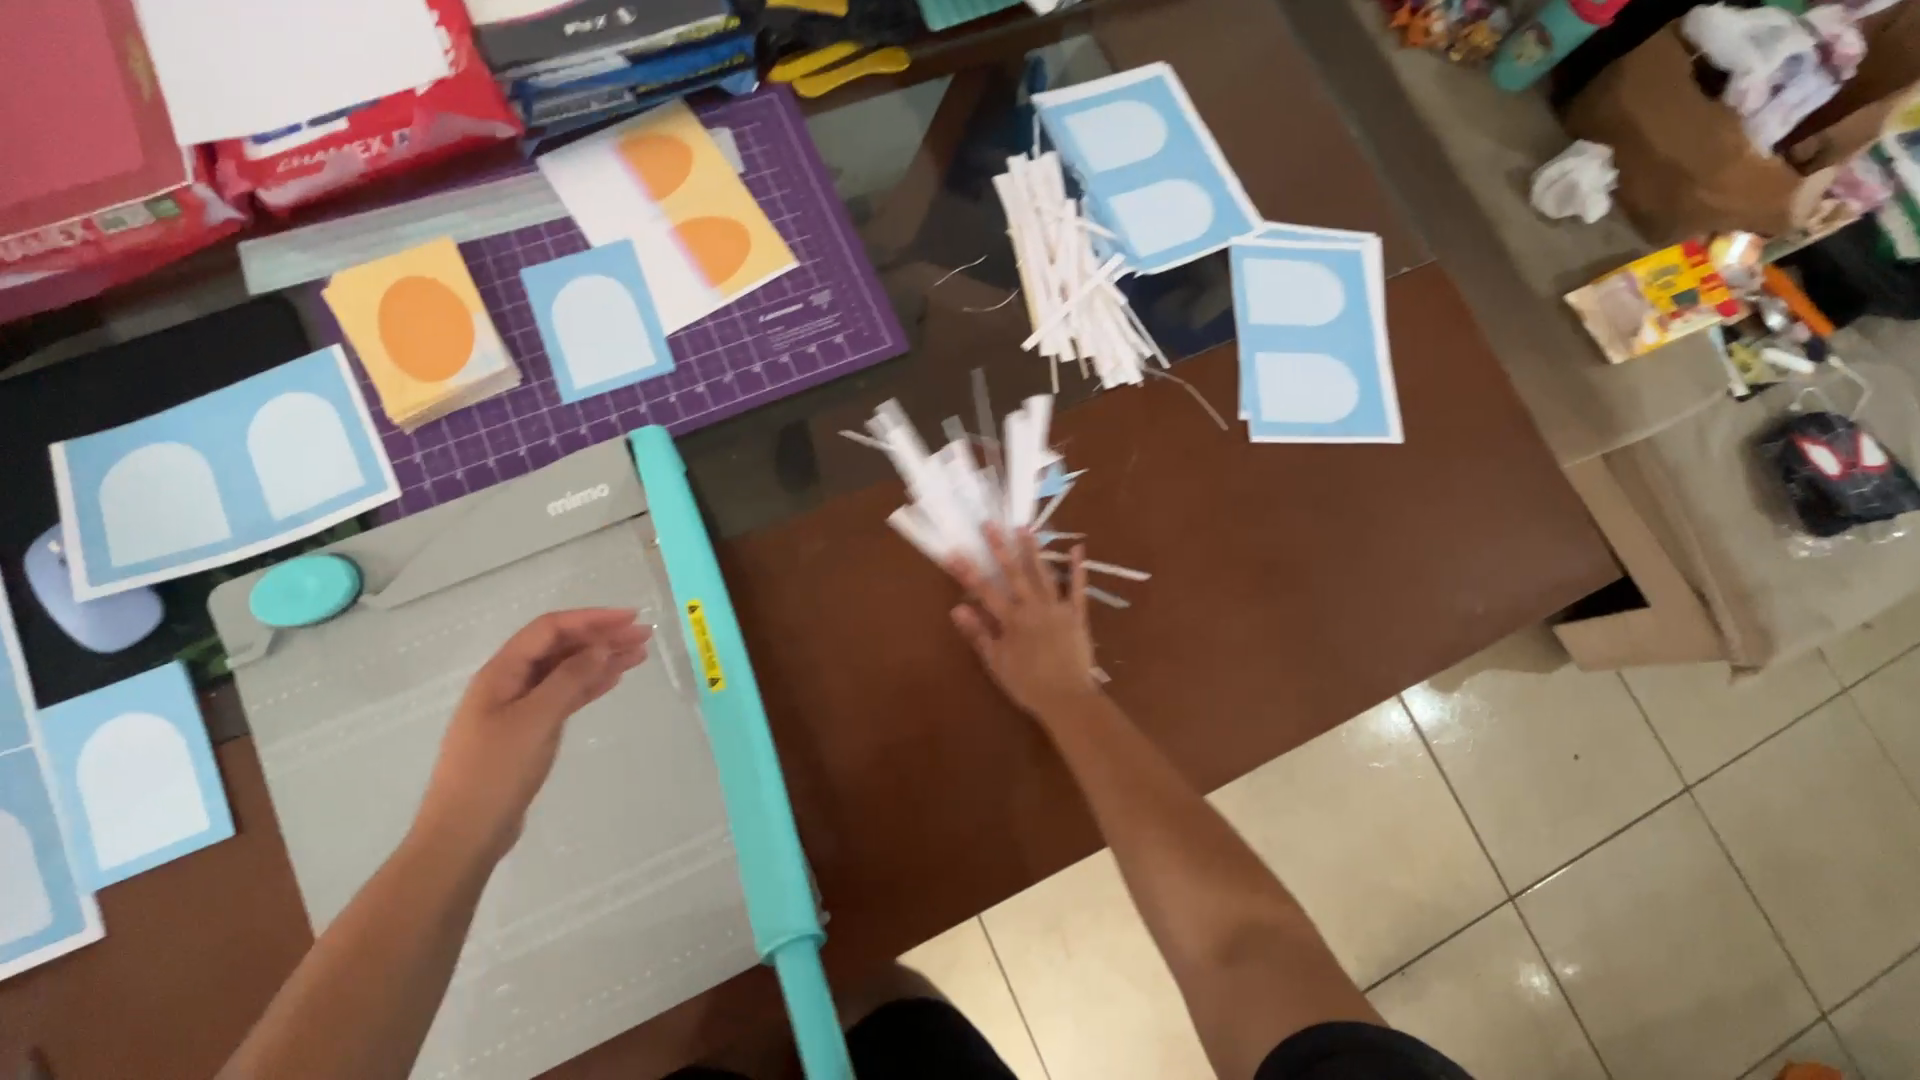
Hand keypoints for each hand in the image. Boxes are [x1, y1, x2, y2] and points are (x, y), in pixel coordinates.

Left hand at [415, 609, 651, 860]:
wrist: (464, 833)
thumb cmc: (495, 772)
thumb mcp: (535, 720)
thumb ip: (568, 679)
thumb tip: (600, 647)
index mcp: (501, 672)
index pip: (550, 629)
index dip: (591, 618)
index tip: (630, 618)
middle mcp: (508, 683)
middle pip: (559, 648)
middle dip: (601, 637)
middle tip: (644, 636)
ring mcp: (517, 709)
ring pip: (565, 672)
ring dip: (600, 660)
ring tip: (639, 655)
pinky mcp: (527, 732)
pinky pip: (563, 697)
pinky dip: (589, 685)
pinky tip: (612, 680)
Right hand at [946, 526, 1101, 721]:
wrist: (1067, 698)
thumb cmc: (1027, 684)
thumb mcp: (997, 662)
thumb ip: (979, 634)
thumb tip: (957, 609)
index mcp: (1012, 620)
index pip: (984, 591)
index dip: (967, 572)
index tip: (953, 552)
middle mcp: (1033, 608)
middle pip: (1014, 573)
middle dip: (1000, 548)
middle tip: (990, 524)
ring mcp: (1057, 609)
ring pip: (1043, 574)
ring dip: (1033, 551)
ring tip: (1024, 528)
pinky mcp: (1077, 615)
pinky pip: (1077, 589)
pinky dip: (1077, 569)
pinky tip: (1078, 549)